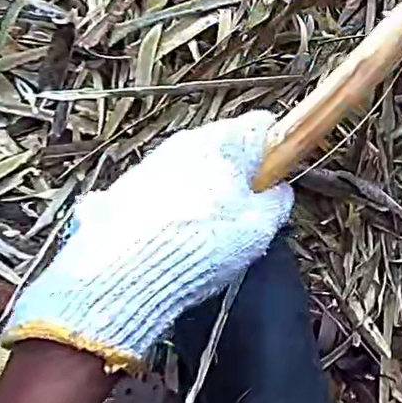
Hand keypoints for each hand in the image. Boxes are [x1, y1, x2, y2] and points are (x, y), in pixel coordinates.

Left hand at [1, 111, 291, 368]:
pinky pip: (162, 189)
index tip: (274, 182)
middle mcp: (186, 141)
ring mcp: (152, 162)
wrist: (123, 276)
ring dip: (203, 191)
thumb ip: (277, 201)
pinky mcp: (124, 186)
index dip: (275, 152)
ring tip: (203, 235)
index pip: (263, 126)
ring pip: (192, 168)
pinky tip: (170, 240)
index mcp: (224, 141)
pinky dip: (171, 206)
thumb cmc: (201, 246)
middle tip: (243, 216)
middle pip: (226, 146)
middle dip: (237, 175)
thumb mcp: (259, 228)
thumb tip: (278, 191)